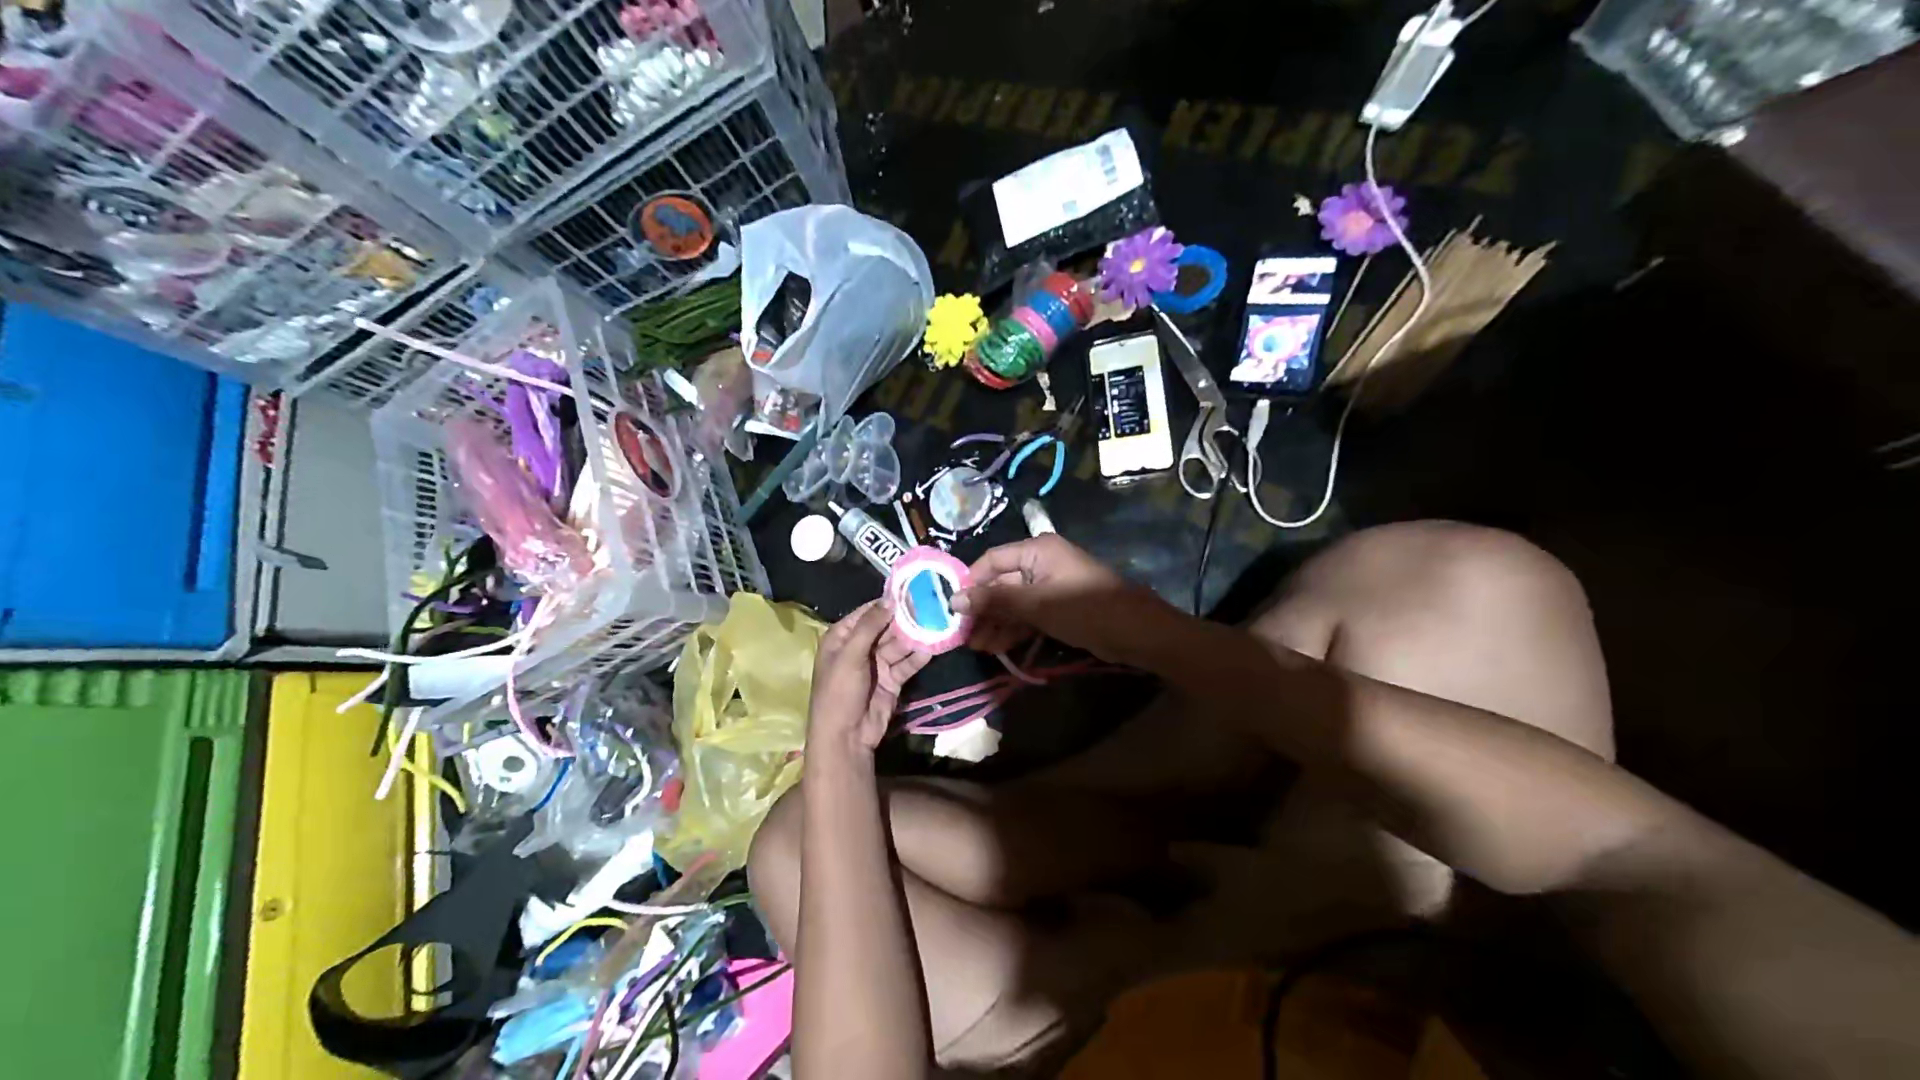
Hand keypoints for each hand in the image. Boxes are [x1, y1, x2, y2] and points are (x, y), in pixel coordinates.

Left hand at [808, 600, 930, 754]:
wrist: (846, 737)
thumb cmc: (839, 692)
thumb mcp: (850, 656)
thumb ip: (869, 626)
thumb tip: (889, 599)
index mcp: (842, 637)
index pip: (867, 612)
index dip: (888, 602)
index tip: (912, 588)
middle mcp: (859, 647)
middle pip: (886, 627)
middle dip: (906, 618)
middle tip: (931, 603)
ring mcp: (877, 664)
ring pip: (899, 644)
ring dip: (916, 636)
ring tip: (938, 622)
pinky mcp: (892, 680)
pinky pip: (907, 663)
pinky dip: (919, 656)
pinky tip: (935, 645)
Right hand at [952, 535, 1178, 662]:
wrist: (1138, 633)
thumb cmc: (1086, 608)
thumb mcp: (1037, 604)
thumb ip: (996, 601)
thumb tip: (955, 600)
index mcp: (1037, 550)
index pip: (992, 560)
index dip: (971, 583)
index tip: (952, 607)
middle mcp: (1042, 563)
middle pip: (1001, 583)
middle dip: (982, 609)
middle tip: (962, 634)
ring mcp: (1051, 587)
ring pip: (1013, 603)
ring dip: (995, 623)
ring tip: (975, 646)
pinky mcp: (1059, 609)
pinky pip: (1028, 615)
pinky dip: (1013, 629)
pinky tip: (995, 647)